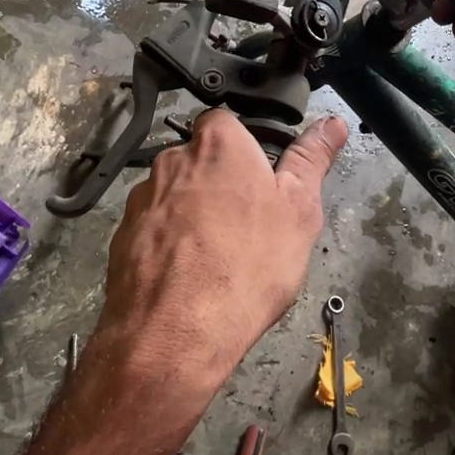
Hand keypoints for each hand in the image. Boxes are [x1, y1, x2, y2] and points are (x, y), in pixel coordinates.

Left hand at [98, 108, 348, 371]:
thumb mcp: (299, 209)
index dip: (247, 144)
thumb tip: (331, 125)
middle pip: (201, 159)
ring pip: (177, 195)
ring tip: (221, 254)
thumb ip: (312, 159)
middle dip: (221, 182)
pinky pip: (155, 229)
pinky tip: (192, 275)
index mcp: (218, 143)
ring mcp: (142, 199)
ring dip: (194, 213)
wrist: (174, 334)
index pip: (227, 120)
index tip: (264, 174)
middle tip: (250, 220)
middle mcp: (173, 160)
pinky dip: (171, 243)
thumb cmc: (244, 267)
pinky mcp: (123, 238)